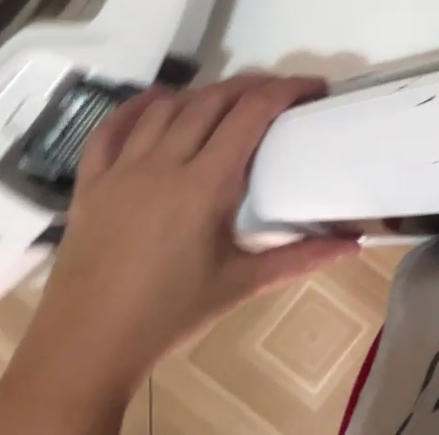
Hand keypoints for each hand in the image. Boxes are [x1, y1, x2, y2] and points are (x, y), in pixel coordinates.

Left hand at [0, 75, 356, 433]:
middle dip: (254, 85)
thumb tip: (356, 245)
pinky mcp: (90, 185)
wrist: (82, 353)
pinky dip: (136, 107)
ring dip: (205, 93)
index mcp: (203, 185)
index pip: (252, 114)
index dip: (287, 89)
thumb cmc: (168, 317)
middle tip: (284, 92)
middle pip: (213, 100)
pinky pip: (110, 130)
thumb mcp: (241, 285)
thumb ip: (301, 258)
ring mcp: (120, 172)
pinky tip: (158, 100)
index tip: (314, 88)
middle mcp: (161, 165)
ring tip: (233, 98)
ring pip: (168, 108)